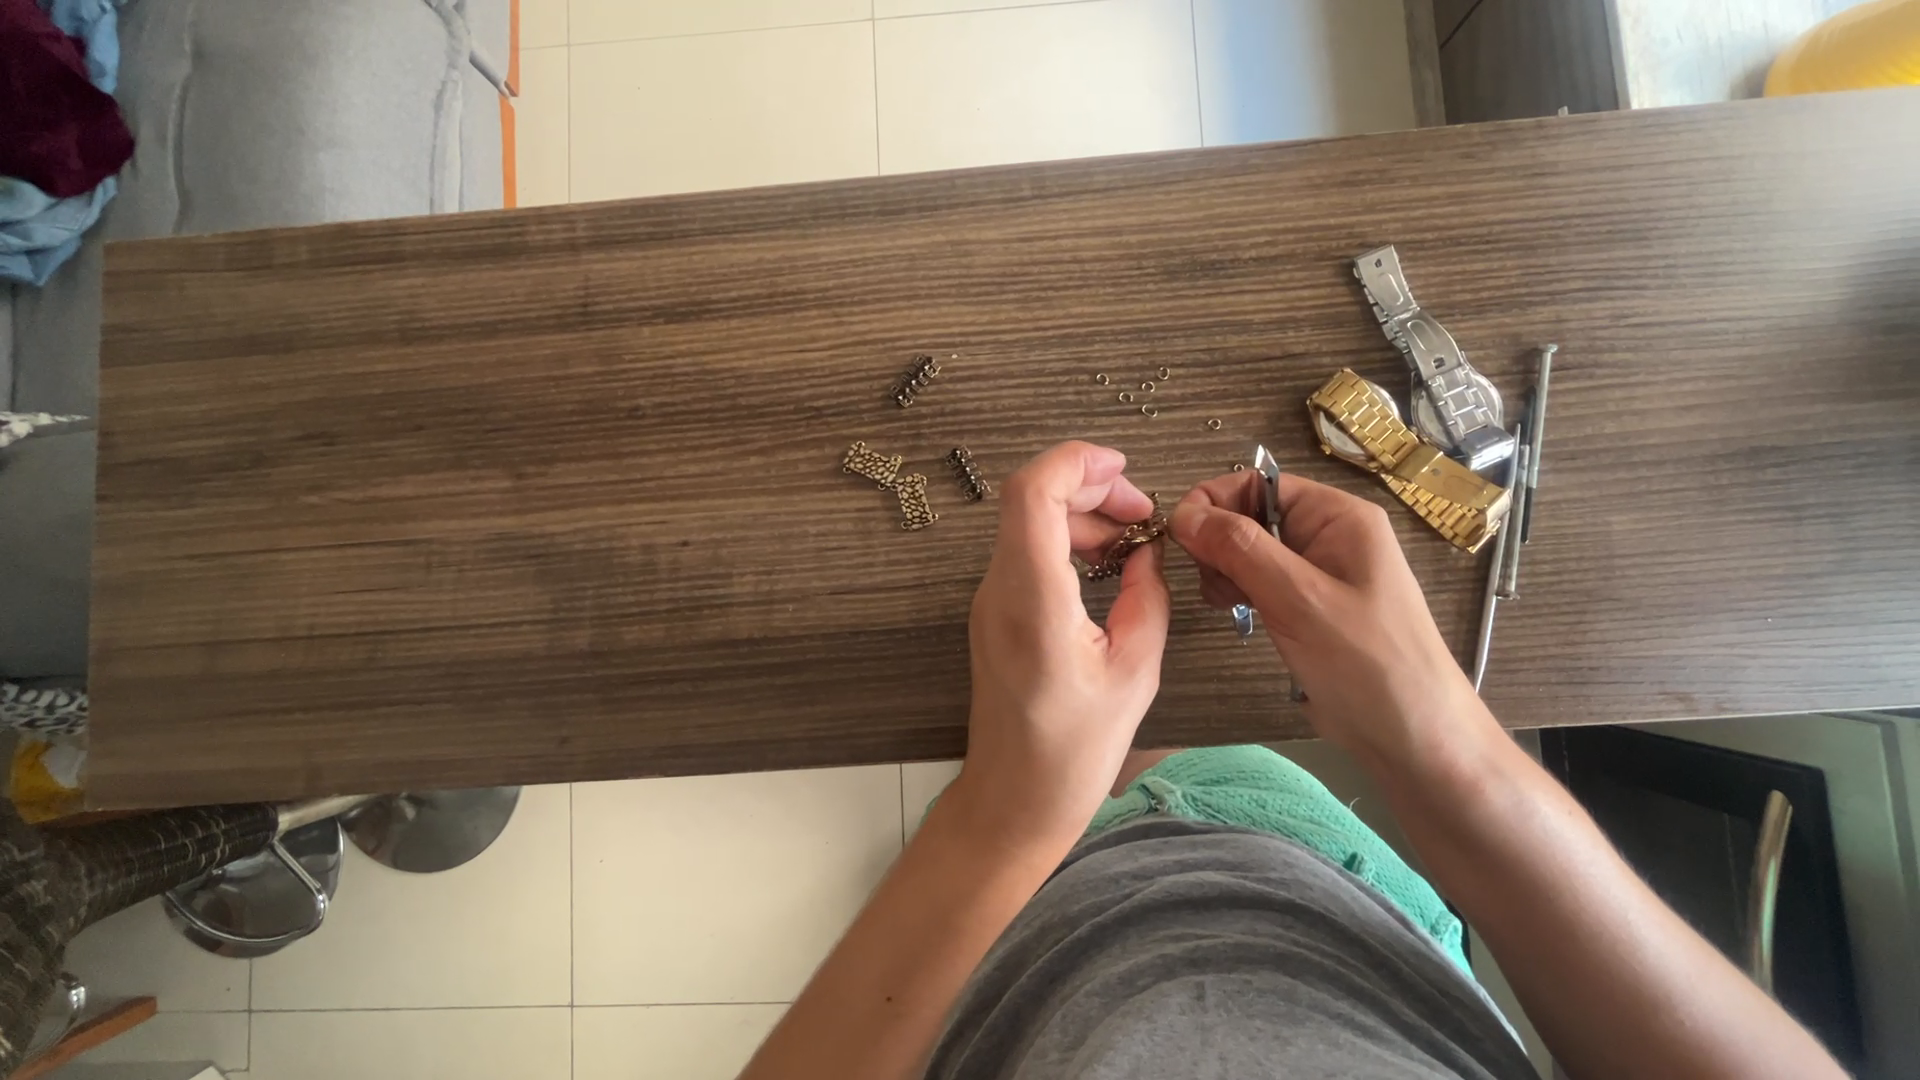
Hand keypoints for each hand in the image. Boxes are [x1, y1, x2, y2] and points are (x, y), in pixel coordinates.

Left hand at [953, 442, 1171, 849]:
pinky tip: (1105, 564)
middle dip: (1092, 488)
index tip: (1125, 468)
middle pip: (1031, 499)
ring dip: (1082, 515)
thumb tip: (1145, 550)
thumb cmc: (1075, 751)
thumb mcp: (1134, 672)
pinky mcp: (994, 610)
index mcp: (1033, 602)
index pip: (1031, 494)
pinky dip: (1067, 541)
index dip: (1075, 462)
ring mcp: (990, 599)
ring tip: (1134, 541)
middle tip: (1144, 516)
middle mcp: (999, 589)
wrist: (1012, 798)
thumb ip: (1144, 596)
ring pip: (1028, 522)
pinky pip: (1027, 552)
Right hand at [1168, 471, 1493, 772]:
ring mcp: (1315, 572)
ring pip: (1246, 549)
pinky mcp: (1305, 605)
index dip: (1214, 503)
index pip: (1258, 483)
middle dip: (1217, 541)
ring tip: (1224, 603)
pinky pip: (1257, 580)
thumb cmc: (1365, 661)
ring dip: (1223, 569)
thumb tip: (1181, 514)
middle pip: (1248, 514)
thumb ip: (1239, 549)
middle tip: (1211, 581)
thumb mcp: (1298, 598)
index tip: (1182, 539)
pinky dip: (1236, 590)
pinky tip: (1233, 611)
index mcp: (1336, 516)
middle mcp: (1325, 535)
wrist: (1412, 736)